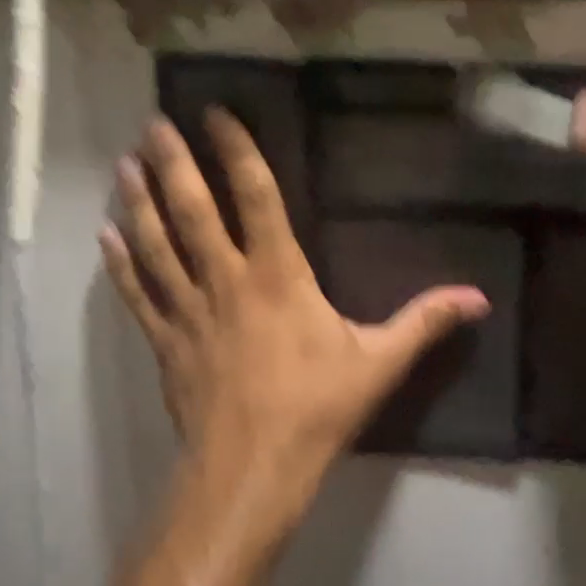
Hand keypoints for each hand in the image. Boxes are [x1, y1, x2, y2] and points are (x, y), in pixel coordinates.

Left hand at [99, 109, 489, 490]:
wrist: (251, 471)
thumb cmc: (317, 409)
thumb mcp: (380, 362)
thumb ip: (426, 322)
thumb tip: (480, 298)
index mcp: (279, 275)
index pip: (256, 197)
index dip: (236, 151)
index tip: (215, 114)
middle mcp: (227, 281)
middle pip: (193, 212)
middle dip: (172, 164)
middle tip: (151, 123)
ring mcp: (190, 312)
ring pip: (158, 246)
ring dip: (139, 203)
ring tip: (124, 165)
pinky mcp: (167, 344)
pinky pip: (140, 296)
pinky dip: (122, 266)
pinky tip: (104, 238)